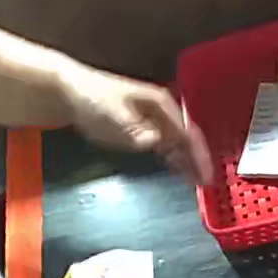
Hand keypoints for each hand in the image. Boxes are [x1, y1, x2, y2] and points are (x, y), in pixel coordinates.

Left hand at [61, 65, 213, 184]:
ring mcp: (152, 119)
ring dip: (187, 161)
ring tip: (196, 182)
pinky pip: (164, 145)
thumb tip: (156, 143)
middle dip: (197, 161)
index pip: (188, 134)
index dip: (199, 156)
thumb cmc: (94, 99)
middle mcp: (162, 111)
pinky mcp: (141, 128)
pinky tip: (176, 170)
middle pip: (187, 139)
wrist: (71, 92)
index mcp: (161, 105)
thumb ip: (137, 132)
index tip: (206, 176)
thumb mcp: (116, 118)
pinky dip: (173, 158)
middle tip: (206, 184)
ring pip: (177, 143)